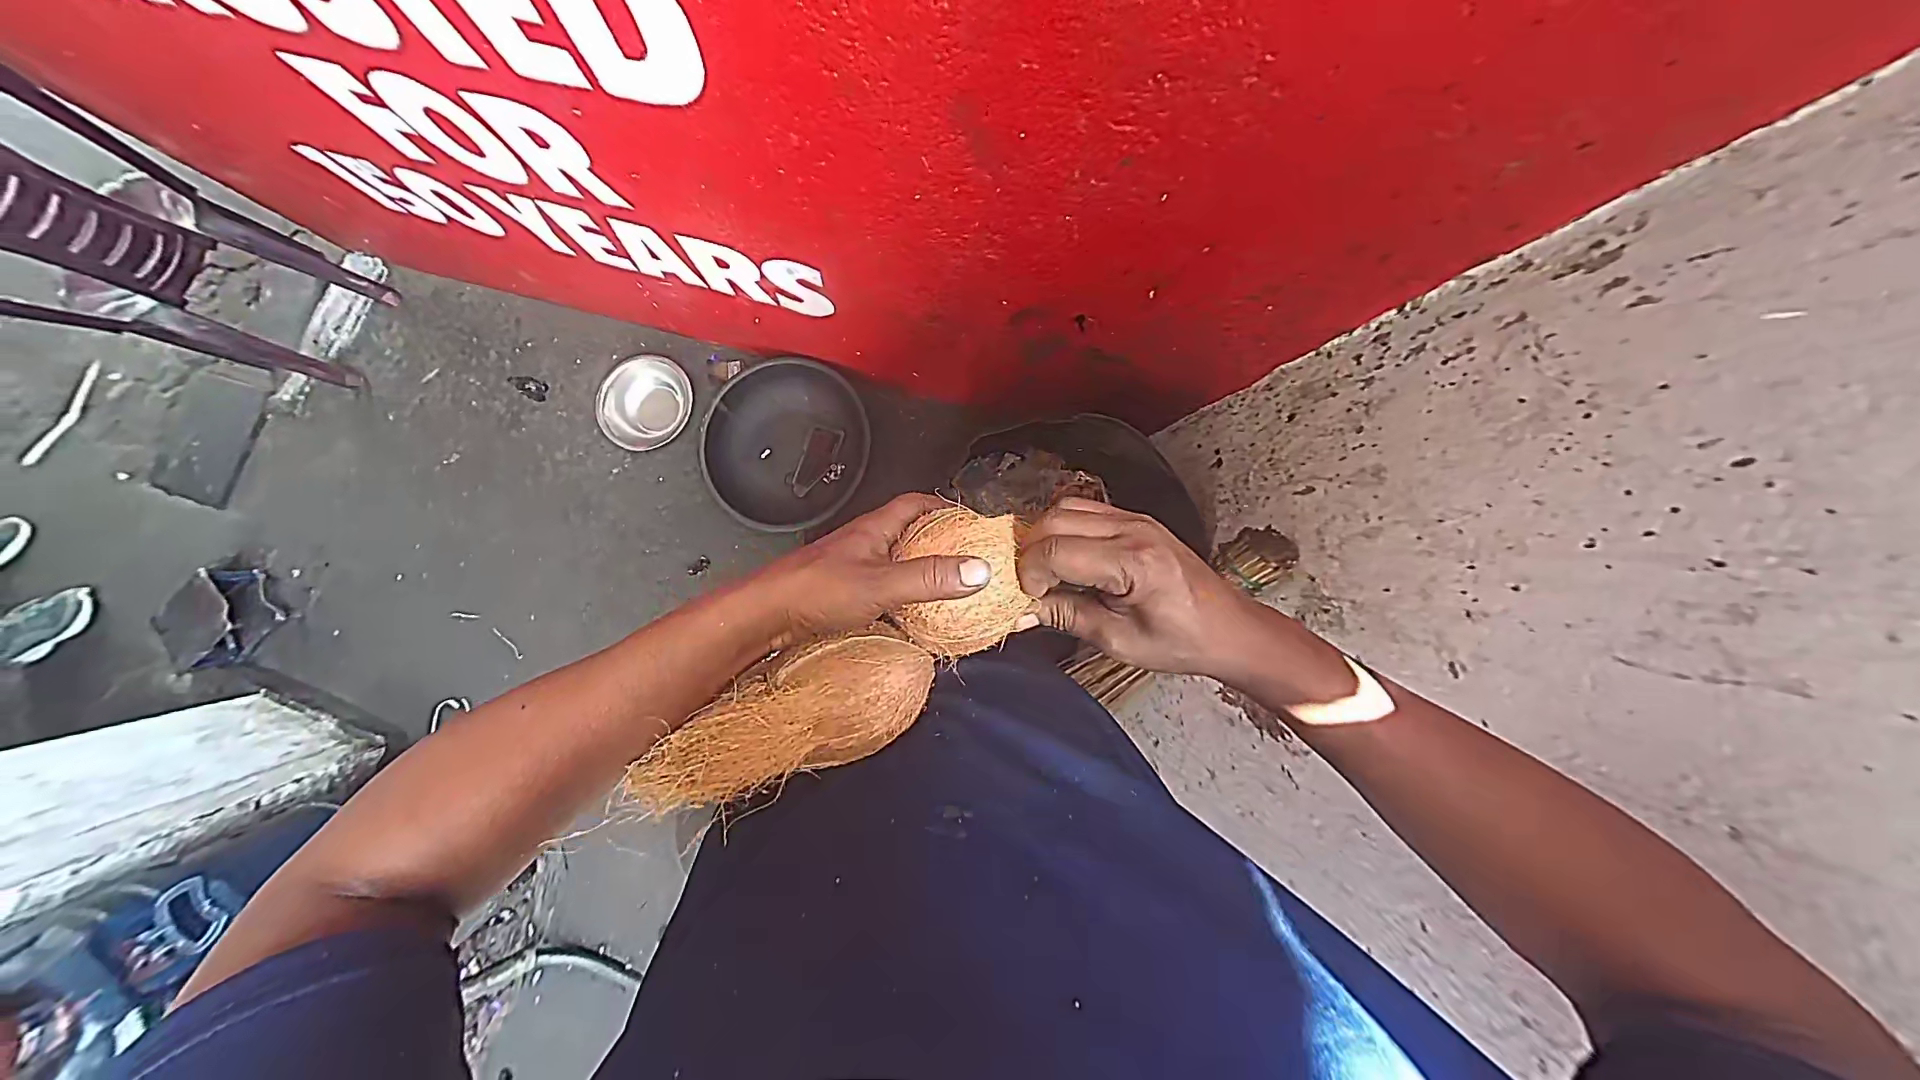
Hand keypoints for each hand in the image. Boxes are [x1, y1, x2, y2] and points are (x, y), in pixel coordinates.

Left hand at [756, 493, 991, 647]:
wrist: (764, 615)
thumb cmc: (811, 590)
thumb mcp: (882, 584)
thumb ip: (929, 578)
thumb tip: (976, 569)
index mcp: (874, 528)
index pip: (915, 503)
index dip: (943, 507)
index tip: (967, 519)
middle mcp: (863, 543)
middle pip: (907, 532)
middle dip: (936, 541)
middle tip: (962, 557)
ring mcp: (851, 567)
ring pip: (894, 560)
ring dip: (918, 569)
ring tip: (942, 586)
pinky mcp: (842, 591)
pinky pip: (881, 585)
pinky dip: (900, 594)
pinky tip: (907, 612)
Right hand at [1017, 498, 1264, 677]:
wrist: (1227, 629)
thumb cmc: (1185, 640)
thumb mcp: (1117, 639)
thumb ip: (1065, 616)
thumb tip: (1023, 610)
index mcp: (1134, 561)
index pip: (1054, 551)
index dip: (1029, 576)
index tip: (1028, 599)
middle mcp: (1134, 529)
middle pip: (1053, 520)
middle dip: (1029, 554)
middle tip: (1029, 587)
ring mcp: (1135, 519)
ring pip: (1064, 508)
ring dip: (1043, 537)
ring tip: (1045, 574)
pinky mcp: (1134, 520)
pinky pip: (1084, 510)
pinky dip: (1062, 530)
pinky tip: (1065, 560)